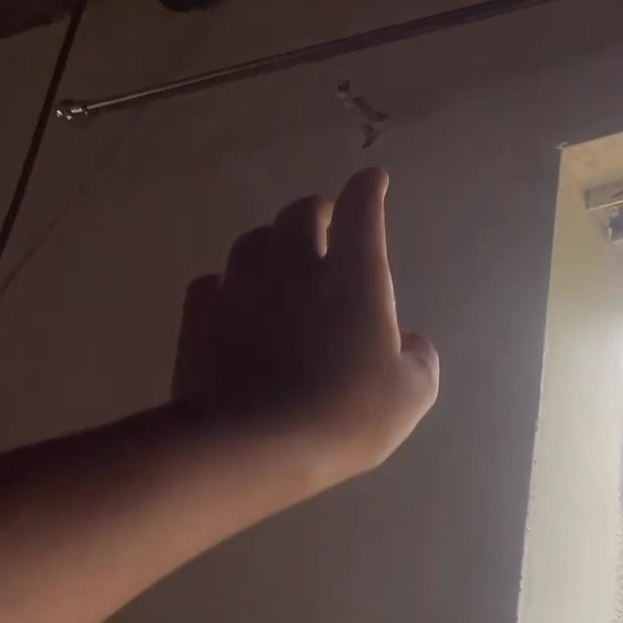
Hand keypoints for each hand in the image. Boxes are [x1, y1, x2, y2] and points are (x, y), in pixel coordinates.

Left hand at [174, 168, 438, 485]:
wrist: (255, 443)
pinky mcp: (203, 315)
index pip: (362, 216)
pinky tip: (242, 298)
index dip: (369, 192)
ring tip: (286, 256)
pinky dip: (236, 280)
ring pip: (254, 240)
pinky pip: (217, 280)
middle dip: (319, 210)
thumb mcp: (415, 393)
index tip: (374, 179)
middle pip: (300, 215)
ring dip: (275, 239)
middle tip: (330, 221)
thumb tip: (405, 338)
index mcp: (356, 283)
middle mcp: (297, 270)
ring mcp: (243, 289)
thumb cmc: (350, 414)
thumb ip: (419, 356)